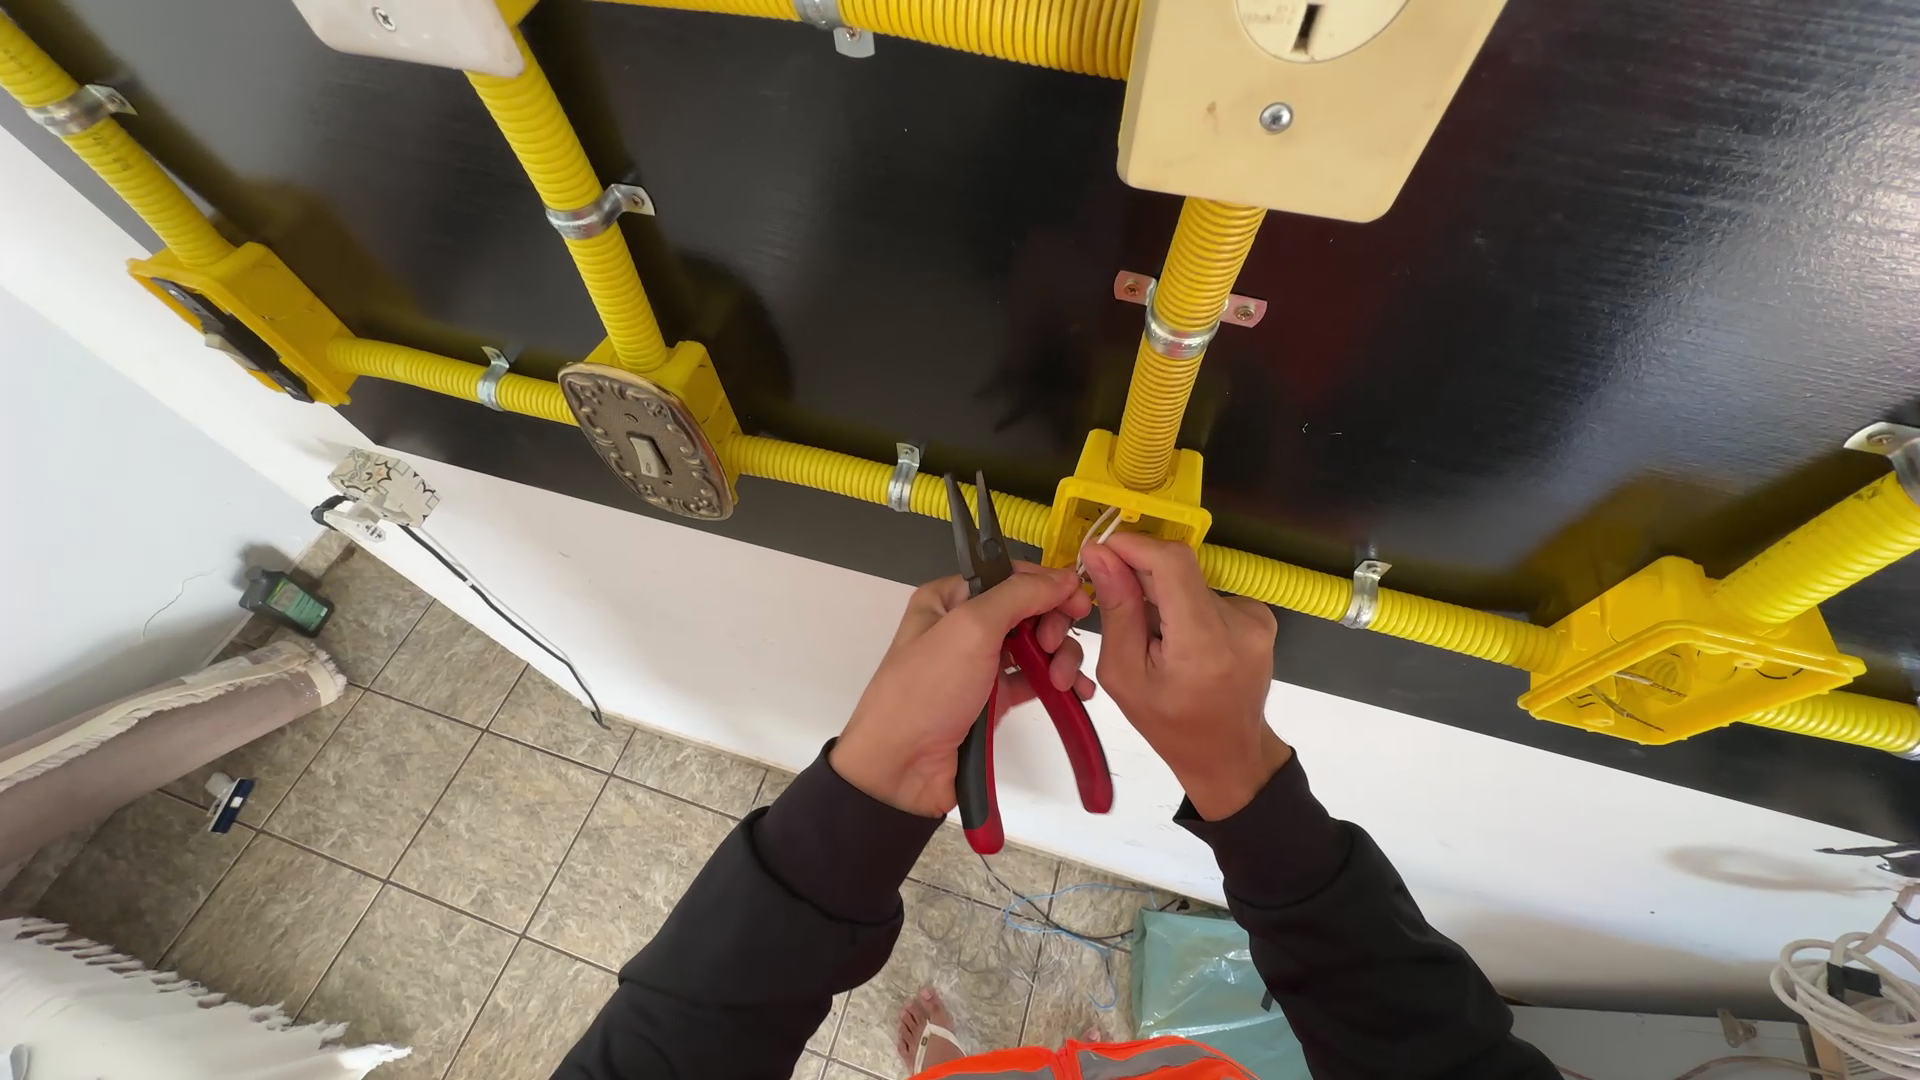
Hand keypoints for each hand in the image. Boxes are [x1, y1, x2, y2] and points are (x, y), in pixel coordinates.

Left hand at [832, 565, 1094, 817]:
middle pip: (1029, 609)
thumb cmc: (924, 693)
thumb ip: (1020, 596)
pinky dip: (1060, 682)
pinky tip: (1075, 693)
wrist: (901, 770)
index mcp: (949, 598)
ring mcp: (981, 662)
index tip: (1077, 601)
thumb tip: (1063, 577)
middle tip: (1055, 647)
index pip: (1009, 576)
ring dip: (1060, 657)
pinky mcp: (995, 697)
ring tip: (1064, 681)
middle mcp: (965, 625)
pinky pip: (1037, 679)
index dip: (1046, 585)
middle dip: (1053, 626)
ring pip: (1038, 644)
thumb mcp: (970, 630)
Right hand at [1081, 533, 1290, 819]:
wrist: (1229, 755)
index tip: (1100, 550)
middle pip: (1179, 569)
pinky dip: (1184, 605)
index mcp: (1204, 643)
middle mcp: (1240, 622)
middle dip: (1139, 573)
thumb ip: (1116, 609)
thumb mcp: (1123, 674)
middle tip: (1112, 596)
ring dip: (1162, 593)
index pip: (1172, 563)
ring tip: (1152, 635)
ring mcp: (1256, 617)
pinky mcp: (1260, 615)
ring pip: (1190, 580)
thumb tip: (1100, 554)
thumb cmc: (1169, 725)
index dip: (1133, 546)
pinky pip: (1207, 592)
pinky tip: (1178, 638)